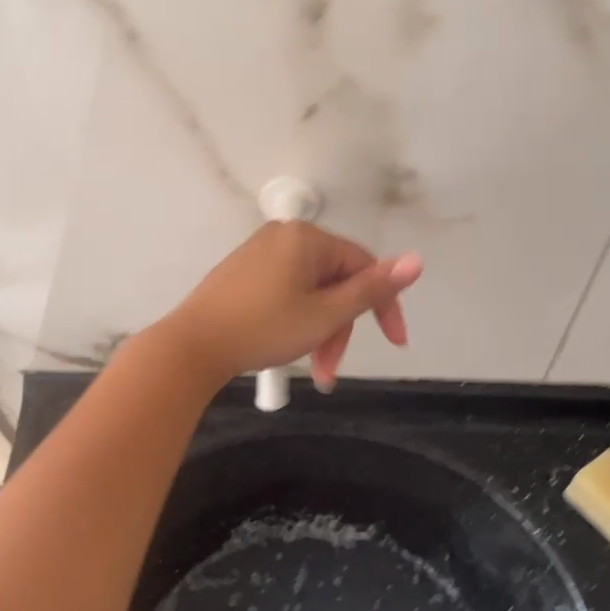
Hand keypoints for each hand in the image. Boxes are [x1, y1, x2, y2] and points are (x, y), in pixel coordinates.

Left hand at [157, 220, 421, 390]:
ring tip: (313, 372)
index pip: (362, 266)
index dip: (383, 306)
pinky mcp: (241, 276)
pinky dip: (296, 323)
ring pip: (309, 294)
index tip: (395, 343)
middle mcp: (283, 238)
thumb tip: (417, 261)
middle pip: (334, 282)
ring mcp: (258, 256)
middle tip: (329, 371)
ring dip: (319, 333)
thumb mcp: (325, 315)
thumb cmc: (263, 329)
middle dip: (339, 329)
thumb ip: (372, 290)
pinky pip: (285, 295)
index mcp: (307, 238)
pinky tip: (288, 351)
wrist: (192, 346)